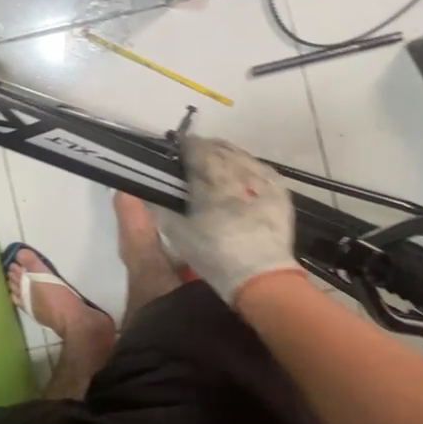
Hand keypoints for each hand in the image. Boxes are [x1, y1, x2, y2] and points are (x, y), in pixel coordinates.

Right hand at [167, 137, 303, 304]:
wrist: (261, 277)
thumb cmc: (214, 255)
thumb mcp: (178, 234)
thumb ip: (158, 207)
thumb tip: (143, 191)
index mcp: (211, 178)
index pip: (195, 147)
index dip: (184, 146)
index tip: (177, 153)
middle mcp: (238, 170)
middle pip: (218, 148)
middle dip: (204, 150)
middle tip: (194, 161)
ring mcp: (262, 178)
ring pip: (240, 155)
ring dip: (225, 156)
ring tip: (217, 168)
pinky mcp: (279, 189)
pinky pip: (260, 167)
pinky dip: (247, 167)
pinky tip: (242, 177)